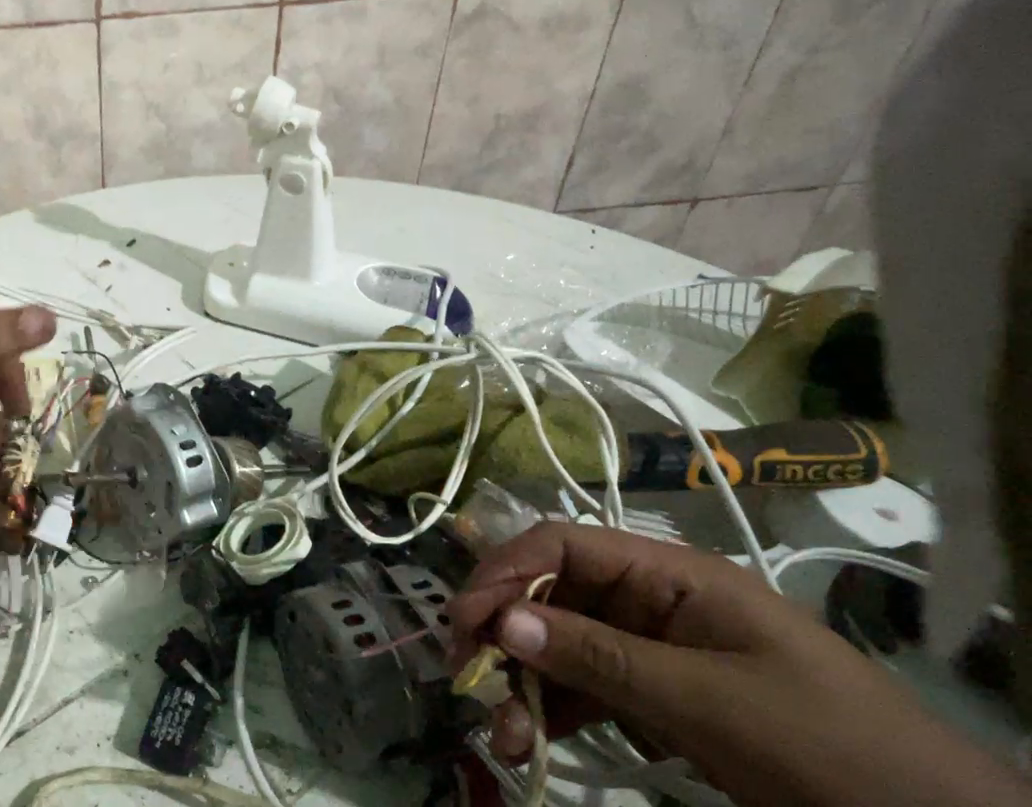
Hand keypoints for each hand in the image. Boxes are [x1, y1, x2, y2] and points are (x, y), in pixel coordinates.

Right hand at [444, 523, 1028, 806]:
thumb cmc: (826, 744)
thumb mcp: (709, 701)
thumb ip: (601, 658)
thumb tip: (503, 623)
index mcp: (672, 575)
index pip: (564, 546)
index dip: (507, 573)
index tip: (464, 620)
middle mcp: (653, 601)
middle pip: (553, 596)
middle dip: (506, 634)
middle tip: (467, 676)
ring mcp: (654, 651)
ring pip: (562, 648)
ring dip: (523, 685)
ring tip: (504, 735)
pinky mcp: (659, 699)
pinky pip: (586, 692)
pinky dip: (552, 713)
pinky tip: (529, 741)